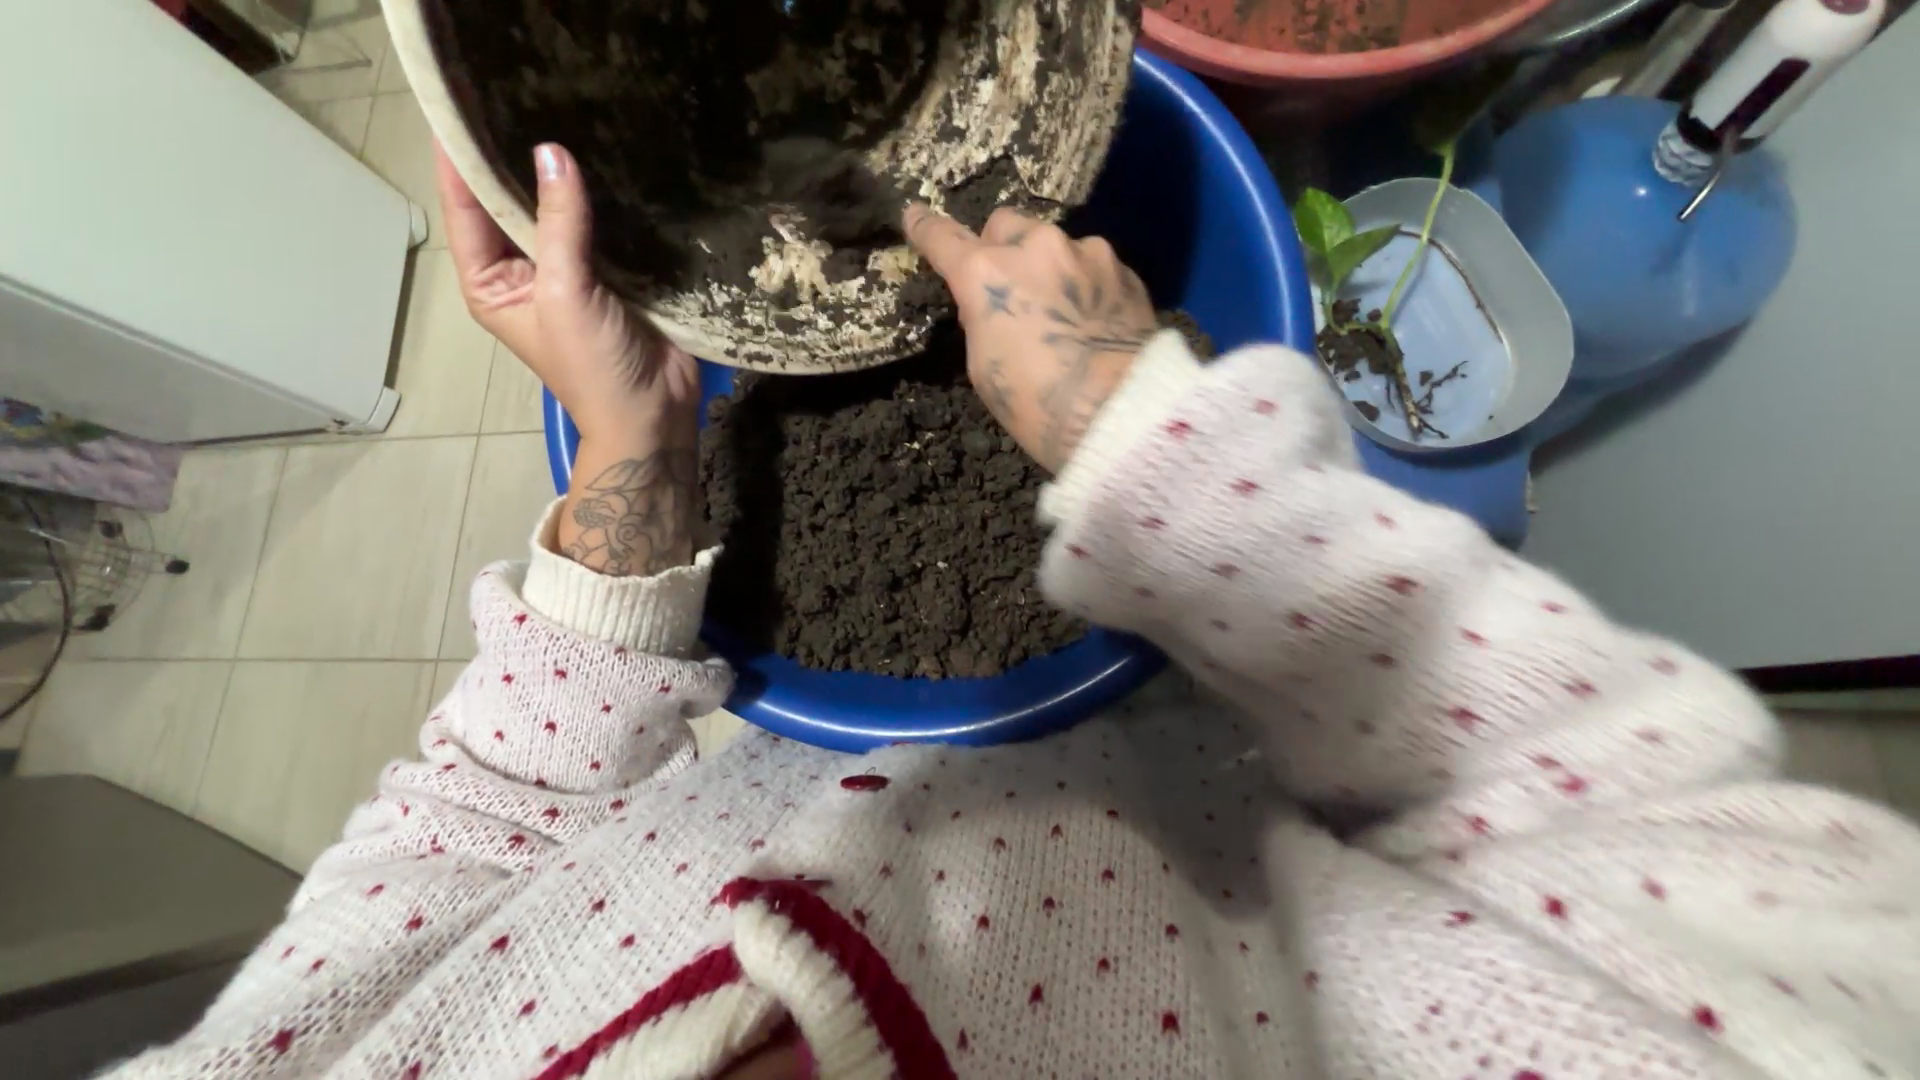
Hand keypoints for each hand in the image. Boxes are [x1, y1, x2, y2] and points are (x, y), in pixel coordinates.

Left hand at [438, 142, 700, 575]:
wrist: (654, 414)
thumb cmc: (594, 367)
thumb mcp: (565, 294)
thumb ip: (559, 224)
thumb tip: (552, 152)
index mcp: (492, 281)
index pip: (466, 206)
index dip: (462, 157)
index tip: (465, 100)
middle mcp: (527, 271)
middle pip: (514, 203)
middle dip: (520, 158)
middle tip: (531, 95)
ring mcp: (574, 272)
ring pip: (563, 211)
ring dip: (569, 177)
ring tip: (575, 115)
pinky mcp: (617, 276)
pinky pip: (606, 228)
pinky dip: (610, 201)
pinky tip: (616, 162)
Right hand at [904, 204, 1156, 471]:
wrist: (1119, 412)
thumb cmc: (1037, 404)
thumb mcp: (984, 369)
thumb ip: (981, 320)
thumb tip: (989, 304)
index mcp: (986, 273)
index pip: (943, 239)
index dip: (926, 229)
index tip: (914, 217)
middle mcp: (1035, 247)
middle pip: (1004, 226)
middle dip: (1001, 250)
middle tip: (1010, 291)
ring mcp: (1085, 252)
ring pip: (1054, 244)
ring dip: (1049, 267)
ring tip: (1063, 314)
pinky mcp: (1124, 269)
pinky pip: (1092, 265)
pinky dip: (1086, 285)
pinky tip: (1095, 321)